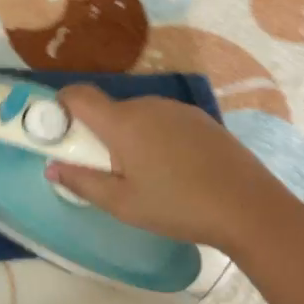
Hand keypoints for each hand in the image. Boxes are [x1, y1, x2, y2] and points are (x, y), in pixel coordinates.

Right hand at [44, 85, 303, 252]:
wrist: (251, 209)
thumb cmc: (179, 207)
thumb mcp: (123, 204)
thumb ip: (82, 182)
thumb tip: (51, 167)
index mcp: (122, 122)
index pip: (78, 95)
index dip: (60, 106)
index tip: (58, 132)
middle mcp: (146, 105)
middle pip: (108, 110)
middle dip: (99, 133)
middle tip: (107, 170)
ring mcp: (177, 109)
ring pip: (137, 116)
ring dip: (129, 136)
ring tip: (145, 175)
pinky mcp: (201, 119)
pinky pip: (164, 121)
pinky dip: (156, 138)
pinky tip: (175, 170)